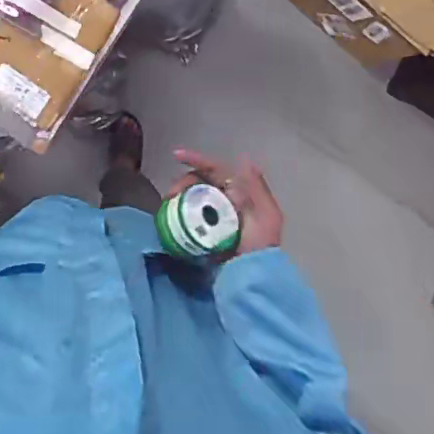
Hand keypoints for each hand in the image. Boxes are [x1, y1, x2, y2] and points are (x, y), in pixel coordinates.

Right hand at [168, 150, 283, 254]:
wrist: (253, 277)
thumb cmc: (261, 245)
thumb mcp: (266, 216)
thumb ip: (256, 187)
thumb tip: (243, 158)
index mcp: (239, 192)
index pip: (215, 170)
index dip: (196, 159)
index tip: (176, 156)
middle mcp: (224, 199)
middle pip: (197, 181)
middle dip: (181, 182)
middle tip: (169, 195)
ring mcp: (212, 215)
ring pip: (189, 196)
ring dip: (176, 196)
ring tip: (166, 205)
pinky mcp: (202, 229)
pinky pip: (185, 213)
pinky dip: (175, 210)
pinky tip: (168, 214)